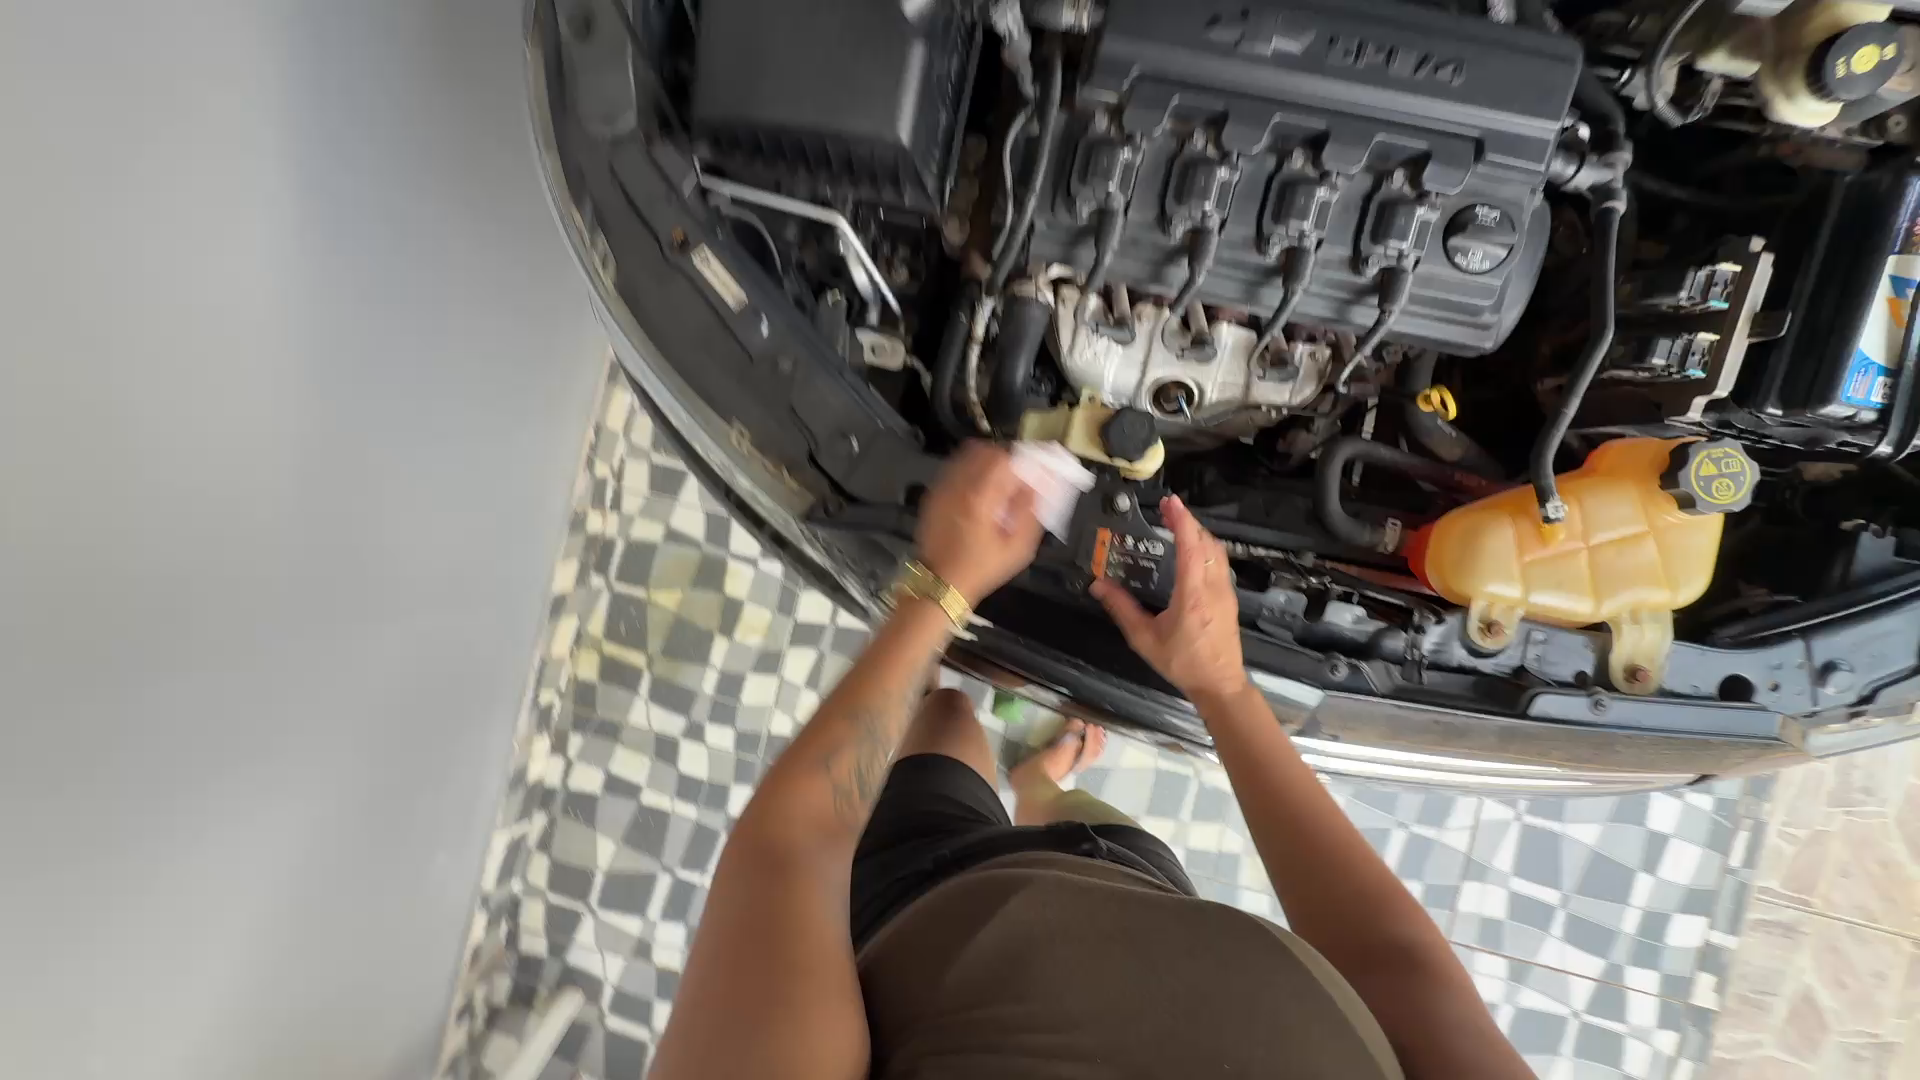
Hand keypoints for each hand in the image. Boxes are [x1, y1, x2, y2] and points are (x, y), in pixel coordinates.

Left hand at [915, 441, 1043, 605]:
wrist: (940, 584)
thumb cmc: (981, 569)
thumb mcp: (1018, 548)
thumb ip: (1030, 512)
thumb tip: (1037, 487)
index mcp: (979, 497)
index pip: (1003, 458)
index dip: (1022, 461)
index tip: (1033, 473)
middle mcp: (957, 486)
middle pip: (984, 451)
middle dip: (1005, 459)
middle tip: (1017, 476)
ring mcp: (941, 489)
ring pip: (967, 456)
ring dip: (986, 463)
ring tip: (998, 483)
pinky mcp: (933, 496)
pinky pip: (954, 470)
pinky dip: (970, 472)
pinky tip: (978, 492)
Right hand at [1091, 495, 1248, 705]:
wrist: (1219, 684)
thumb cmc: (1182, 662)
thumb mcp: (1144, 638)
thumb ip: (1121, 608)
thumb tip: (1098, 585)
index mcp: (1192, 594)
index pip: (1190, 546)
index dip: (1181, 521)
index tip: (1170, 503)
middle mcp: (1213, 587)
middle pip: (1206, 543)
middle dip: (1188, 522)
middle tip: (1168, 510)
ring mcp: (1225, 592)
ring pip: (1217, 552)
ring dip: (1199, 534)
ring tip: (1179, 525)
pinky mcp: (1229, 598)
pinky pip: (1220, 563)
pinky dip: (1206, 548)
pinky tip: (1193, 552)